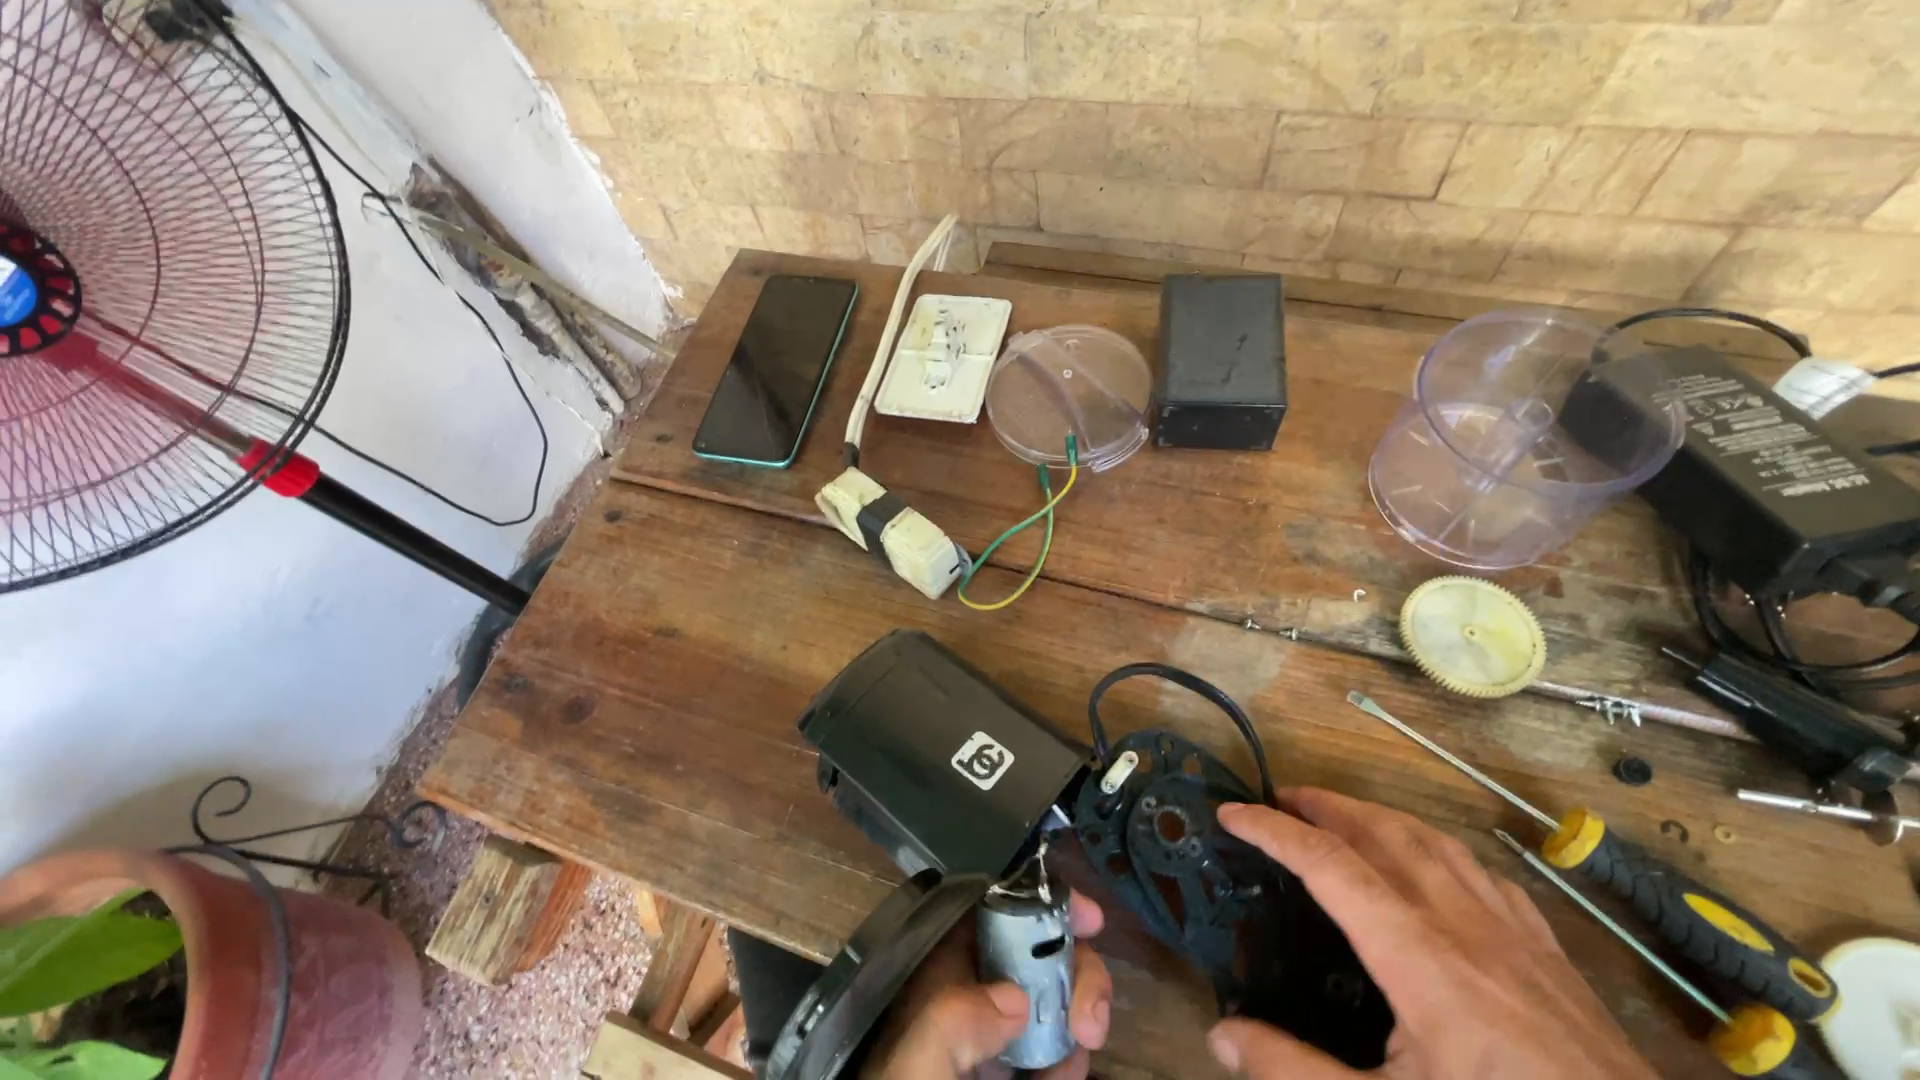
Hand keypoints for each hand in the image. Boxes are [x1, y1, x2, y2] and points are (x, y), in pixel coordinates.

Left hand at [861, 892, 1112, 1079]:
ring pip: (1047, 1002)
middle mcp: (962, 1005)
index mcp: (933, 985)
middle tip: (1092, 1015)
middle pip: (1030, 955)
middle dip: (1073, 967)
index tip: (1088, 917)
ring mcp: (985, 1047)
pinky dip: (1070, 1057)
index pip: (986, 918)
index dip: (1036, 905)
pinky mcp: (1006, 1078)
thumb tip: (1014, 997)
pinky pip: (1049, 1058)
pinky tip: (1076, 1067)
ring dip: (1079, 1009)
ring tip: (1089, 1036)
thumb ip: (948, 1027)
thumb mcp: (910, 1074)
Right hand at [1208, 789, 1659, 1079]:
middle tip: (1280, 797)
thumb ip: (1294, 1071)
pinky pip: (1483, 873)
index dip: (1273, 831)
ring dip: (1378, 815)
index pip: (1330, 866)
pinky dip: (1438, 847)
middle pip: (1384, 833)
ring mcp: (1514, 934)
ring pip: (1436, 842)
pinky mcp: (1549, 953)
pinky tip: (1434, 863)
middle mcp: (1464, 926)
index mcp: (1418, 957)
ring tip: (1342, 813)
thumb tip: (1220, 1034)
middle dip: (1326, 805)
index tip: (1231, 813)